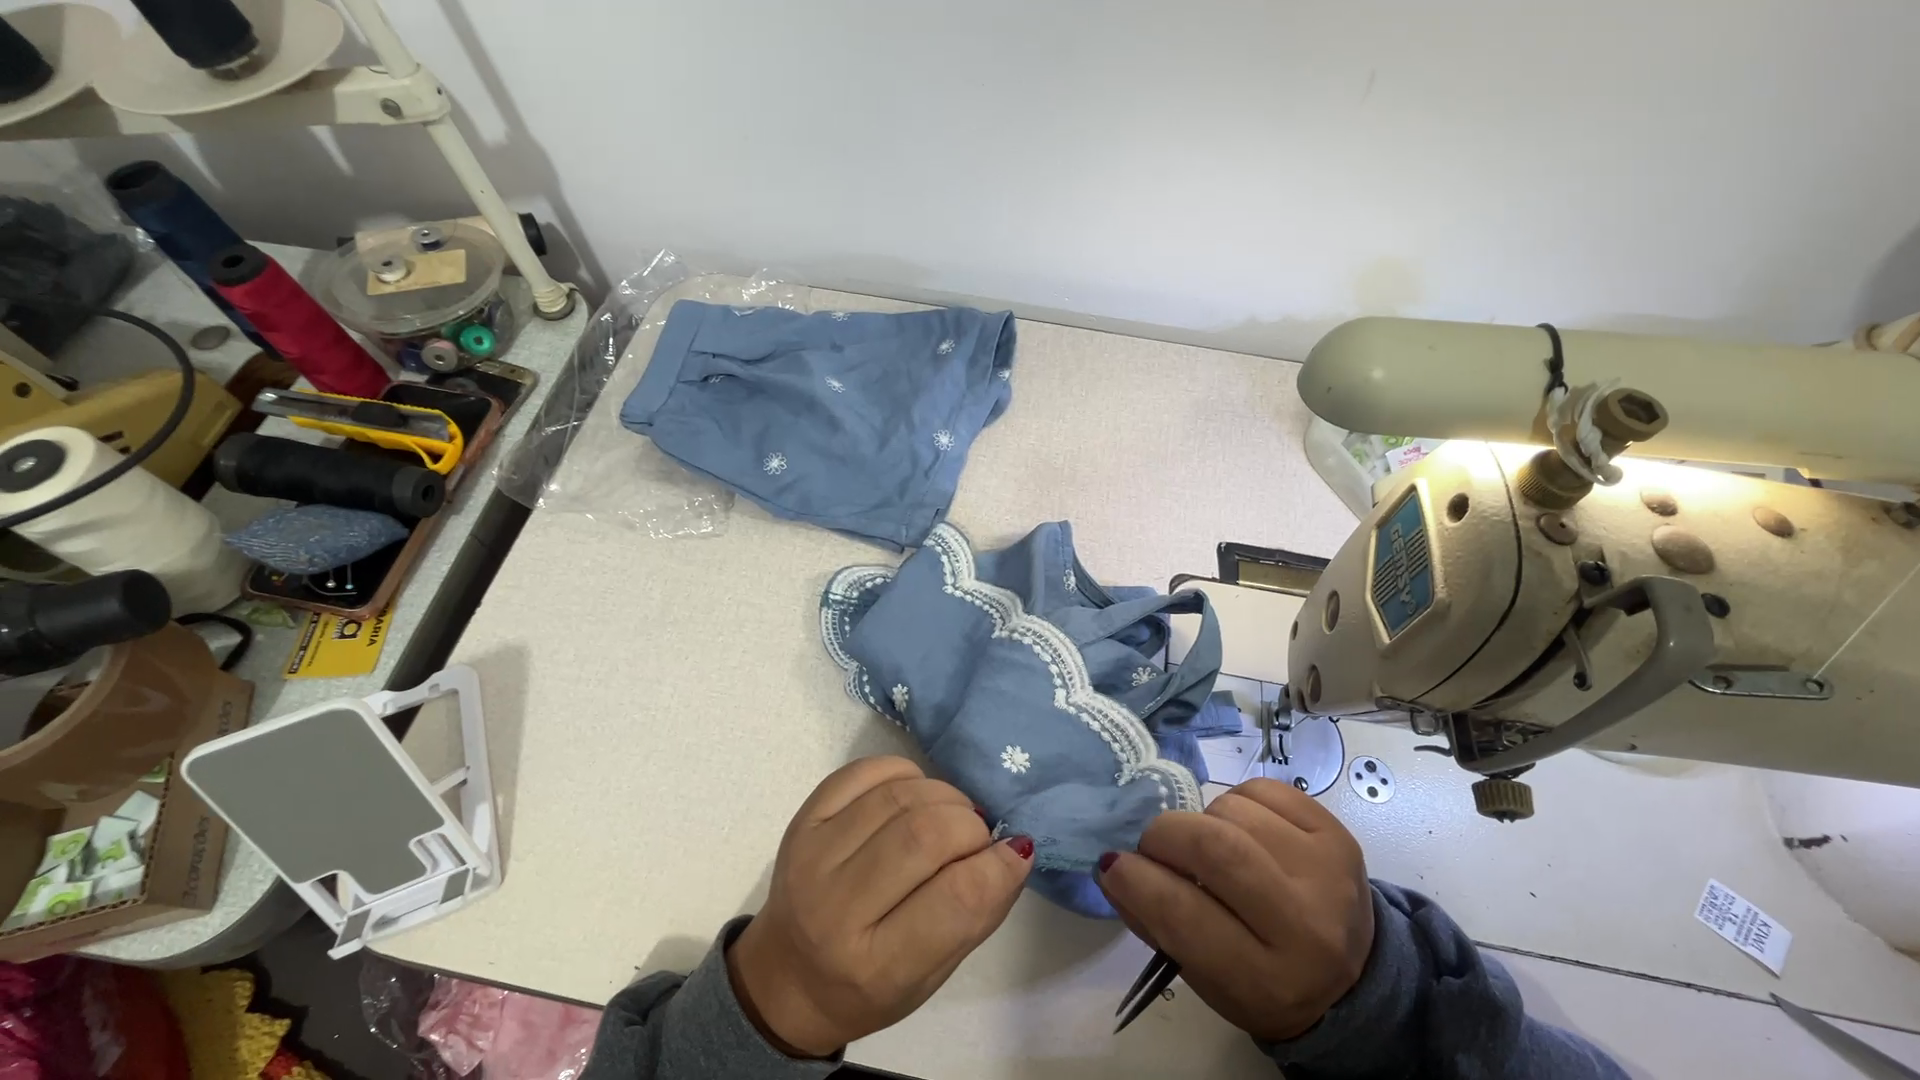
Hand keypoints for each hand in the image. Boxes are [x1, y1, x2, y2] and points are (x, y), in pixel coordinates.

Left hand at [727, 756, 1034, 1056]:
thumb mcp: (933, 975)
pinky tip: (915, 795)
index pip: (956, 898)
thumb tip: (1015, 850)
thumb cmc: (869, 987)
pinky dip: (904, 774)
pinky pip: (864, 772)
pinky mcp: (802, 821)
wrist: (787, 977)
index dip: (999, 866)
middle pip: (925, 835)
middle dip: (970, 827)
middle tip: (977, 838)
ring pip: (898, 796)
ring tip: (951, 817)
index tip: (1015, 853)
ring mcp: (812, 856)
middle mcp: (836, 908)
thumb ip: (977, 914)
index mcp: (876, 965)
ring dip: (944, 797)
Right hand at [1097, 778, 1373, 1041]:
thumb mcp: (1203, 975)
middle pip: (1214, 848)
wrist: (1352, 978)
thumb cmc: (1260, 980)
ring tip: (1206, 845)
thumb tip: (1112, 867)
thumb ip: (1153, 923)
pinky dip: (1234, 800)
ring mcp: (1328, 873)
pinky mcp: (1338, 835)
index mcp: (1265, 979)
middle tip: (1152, 845)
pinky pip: (1264, 789)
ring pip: (1233, 810)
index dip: (1137, 880)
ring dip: (1201, 820)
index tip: (1113, 865)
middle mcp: (1306, 925)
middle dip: (1164, 835)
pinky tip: (1239, 827)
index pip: (1184, 914)